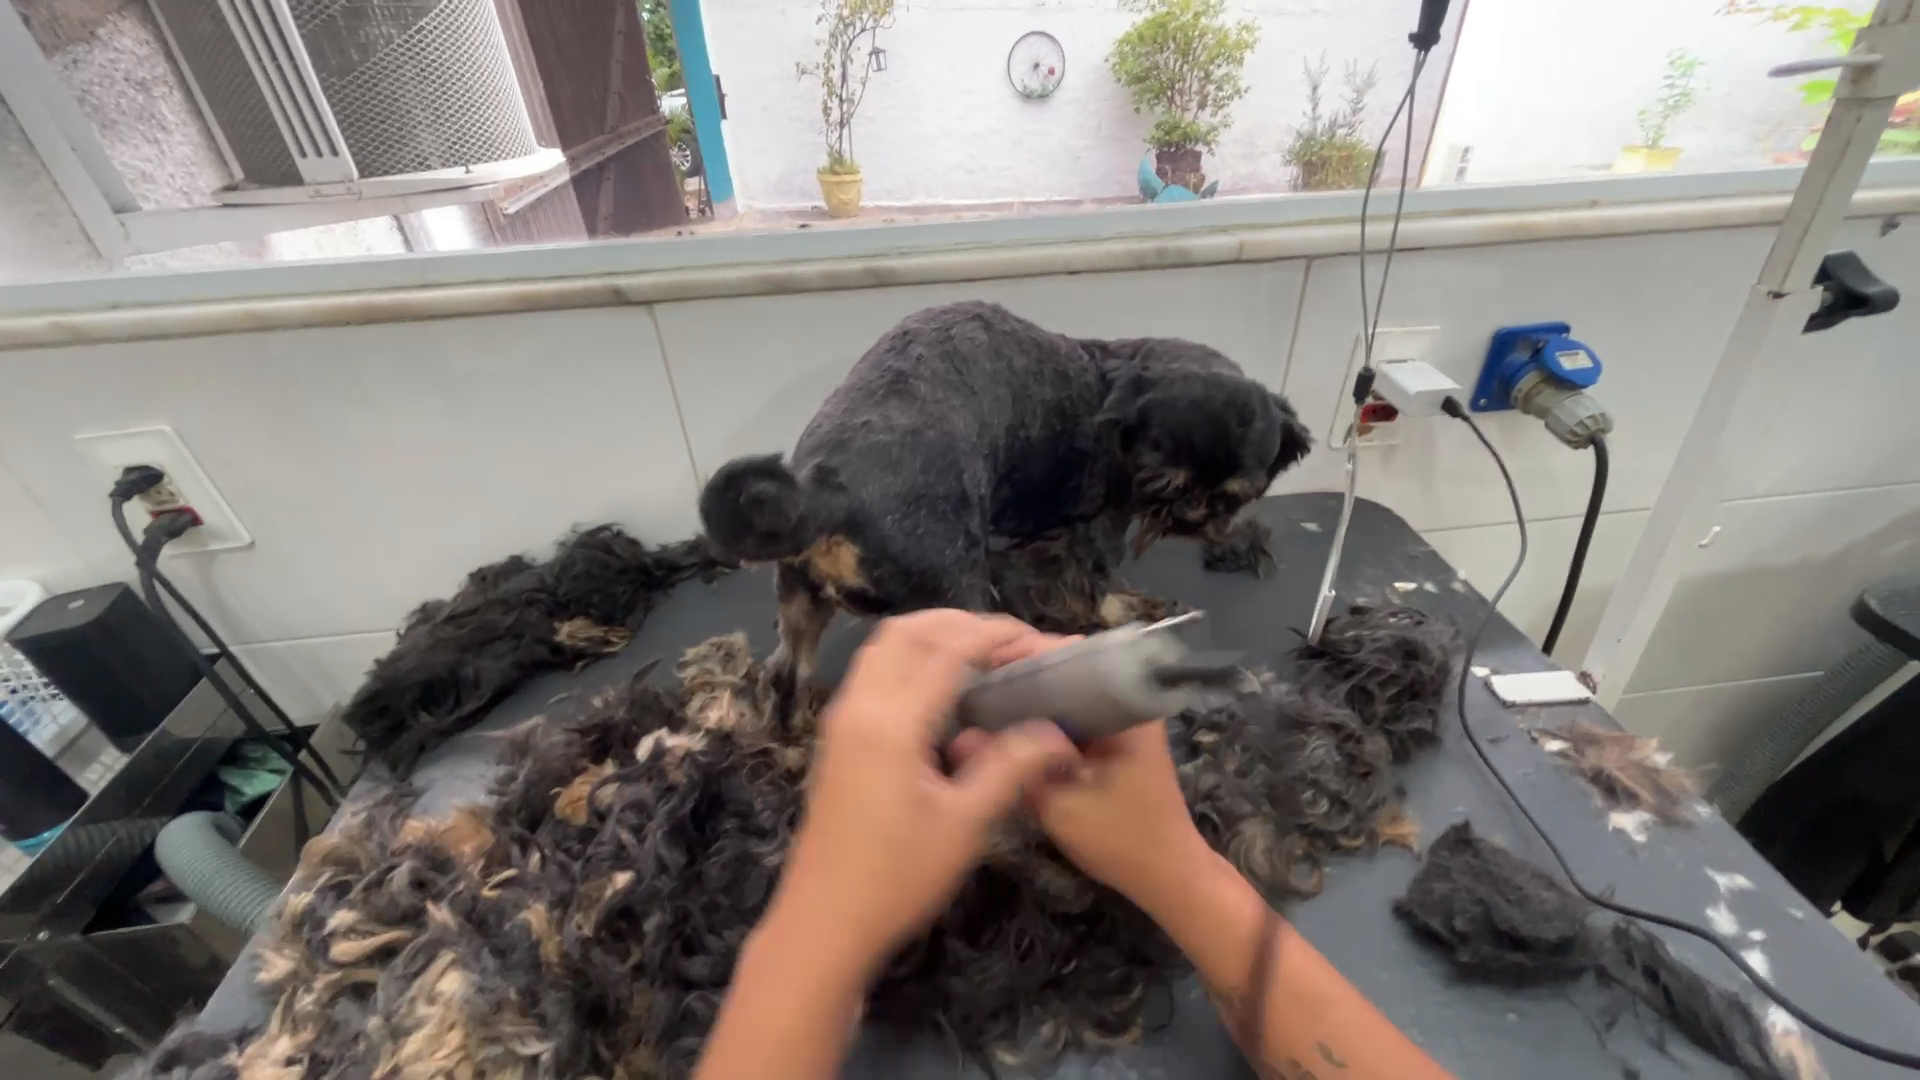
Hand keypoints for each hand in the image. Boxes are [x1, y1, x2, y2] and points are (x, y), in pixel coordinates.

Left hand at [764, 610, 1077, 979]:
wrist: (822, 922)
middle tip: (1007, 641)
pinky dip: (909, 654)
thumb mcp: (964, 825)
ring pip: (885, 645)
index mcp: (892, 723)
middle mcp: (860, 705)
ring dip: (930, 633)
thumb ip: (1010, 767)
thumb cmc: (897, 878)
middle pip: (908, 631)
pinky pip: (873, 668)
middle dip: (960, 622)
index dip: (993, 634)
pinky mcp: (837, 734)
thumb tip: (1057, 732)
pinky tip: (939, 683)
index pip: (947, 650)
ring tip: (977, 651)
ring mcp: (841, 717)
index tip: (1033, 639)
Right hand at [952, 633, 1210, 912]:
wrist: (1168, 878)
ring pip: (1065, 688)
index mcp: (1127, 705)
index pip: (1072, 654)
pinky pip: (1069, 711)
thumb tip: (960, 739)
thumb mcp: (1062, 807)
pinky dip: (1040, 714)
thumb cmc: (1124, 841)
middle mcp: (1126, 701)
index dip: (1026, 654)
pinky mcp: (1110, 737)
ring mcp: (1119, 718)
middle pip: (1067, 666)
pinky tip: (1007, 723)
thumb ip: (1013, 770)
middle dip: (1021, 671)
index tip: (984, 663)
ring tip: (983, 696)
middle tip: (976, 681)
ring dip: (1029, 692)